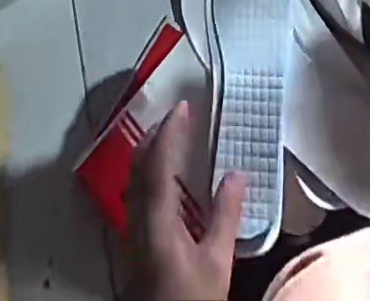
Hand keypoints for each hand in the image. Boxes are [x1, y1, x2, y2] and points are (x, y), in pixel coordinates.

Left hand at [124, 102, 246, 300]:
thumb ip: (226, 215)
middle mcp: (137, 216)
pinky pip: (137, 190)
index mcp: (156, 216)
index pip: (159, 160)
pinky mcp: (134, 241)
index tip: (183, 106)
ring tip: (170, 137)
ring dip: (150, 150)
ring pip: (135, 176)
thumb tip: (237, 173)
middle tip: (177, 116)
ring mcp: (132, 229)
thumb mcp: (217, 263)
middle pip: (139, 163)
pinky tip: (164, 177)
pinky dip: (149, 170)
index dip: (170, 130)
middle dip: (156, 135)